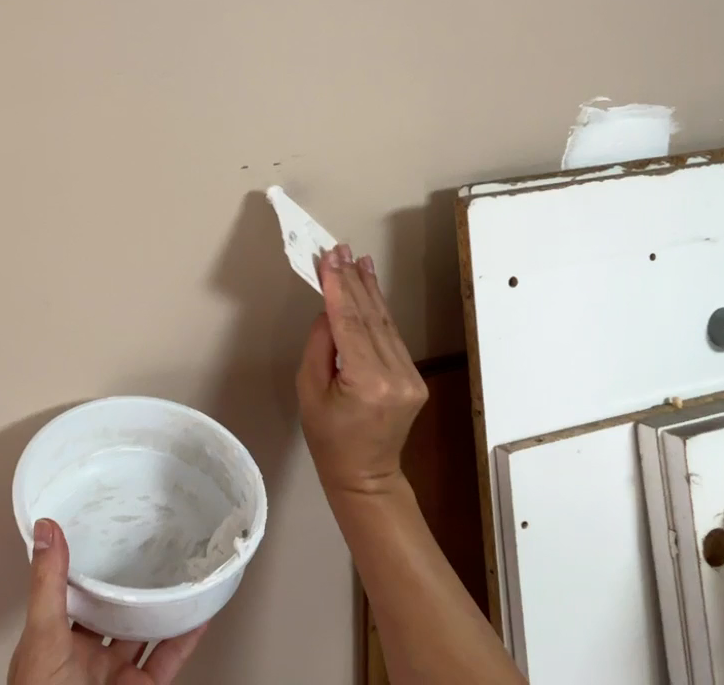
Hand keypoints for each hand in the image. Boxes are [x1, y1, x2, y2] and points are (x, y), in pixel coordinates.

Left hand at [7, 519, 206, 684]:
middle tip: (148, 544)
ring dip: (161, 605)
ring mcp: (114, 676)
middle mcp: (85, 655)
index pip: (71, 589)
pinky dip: (185, 637)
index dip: (85, 561)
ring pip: (143, 631)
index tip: (101, 528)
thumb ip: (48, 584)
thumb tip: (46, 530)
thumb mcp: (42, 636)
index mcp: (54, 639)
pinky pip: (167, 660)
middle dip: (127, 581)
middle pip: (111, 609)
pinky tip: (198, 614)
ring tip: (179, 570)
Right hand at [297, 244, 428, 495]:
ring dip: (368, 289)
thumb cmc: (327, 437)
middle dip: (352, 281)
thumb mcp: (309, 390)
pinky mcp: (414, 377)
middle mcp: (397, 375)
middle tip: (339, 249)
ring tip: (357, 260)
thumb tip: (328, 309)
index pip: (350, 323)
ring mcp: (411, 375)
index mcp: (368, 382)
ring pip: (384, 323)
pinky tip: (370, 288)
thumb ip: (320, 345)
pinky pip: (391, 336)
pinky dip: (378, 310)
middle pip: (370, 317)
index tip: (328, 258)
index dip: (338, 288)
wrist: (365, 475)